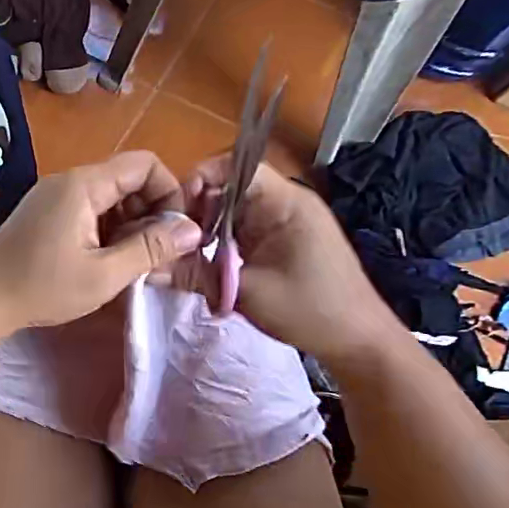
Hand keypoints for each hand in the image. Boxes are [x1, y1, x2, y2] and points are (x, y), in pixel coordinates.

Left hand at [0, 151, 203, 344]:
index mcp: (83, 185)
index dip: (169, 193)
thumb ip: (150, 249)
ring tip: (134, 262)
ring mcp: (54, 195)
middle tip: (157, 254)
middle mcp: (69, 180)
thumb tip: (194, 230)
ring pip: (111, 196)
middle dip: (152, 212)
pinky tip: (108, 260)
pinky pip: (91, 208)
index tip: (174, 232)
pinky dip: (109, 228)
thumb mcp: (104, 275)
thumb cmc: (43, 290)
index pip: (145, 164)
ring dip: (131, 224)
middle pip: (128, 178)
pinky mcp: (46, 212)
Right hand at [176, 158, 398, 366]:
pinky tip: (213, 269)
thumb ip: (197, 276)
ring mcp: (288, 222)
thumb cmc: (309, 310)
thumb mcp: (247, 293)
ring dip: (212, 233)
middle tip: (175, 242)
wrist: (358, 340)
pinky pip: (247, 231)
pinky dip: (227, 246)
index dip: (201, 180)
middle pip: (231, 190)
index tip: (176, 211)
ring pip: (236, 213)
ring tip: (190, 258)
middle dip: (200, 212)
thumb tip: (150, 269)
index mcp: (285, 202)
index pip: (236, 167)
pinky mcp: (286, 241)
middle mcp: (287, 203)